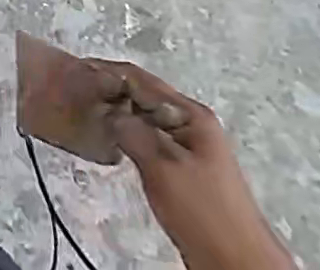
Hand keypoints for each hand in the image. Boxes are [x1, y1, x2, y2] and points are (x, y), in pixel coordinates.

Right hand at [91, 61, 292, 269]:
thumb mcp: (163, 168)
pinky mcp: (184, 169)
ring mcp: (189, 147)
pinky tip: (114, 141)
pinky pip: (151, 141)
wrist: (238, 265)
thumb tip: (110, 111)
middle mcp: (192, 124)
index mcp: (192, 115)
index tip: (82, 69)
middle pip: (146, 97)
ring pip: (147, 120)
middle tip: (81, 92)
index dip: (112, 73)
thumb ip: (133, 133)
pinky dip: (131, 137)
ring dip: (122, 115)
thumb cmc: (202, 212)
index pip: (144, 80)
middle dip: (115, 93)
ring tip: (91, 112)